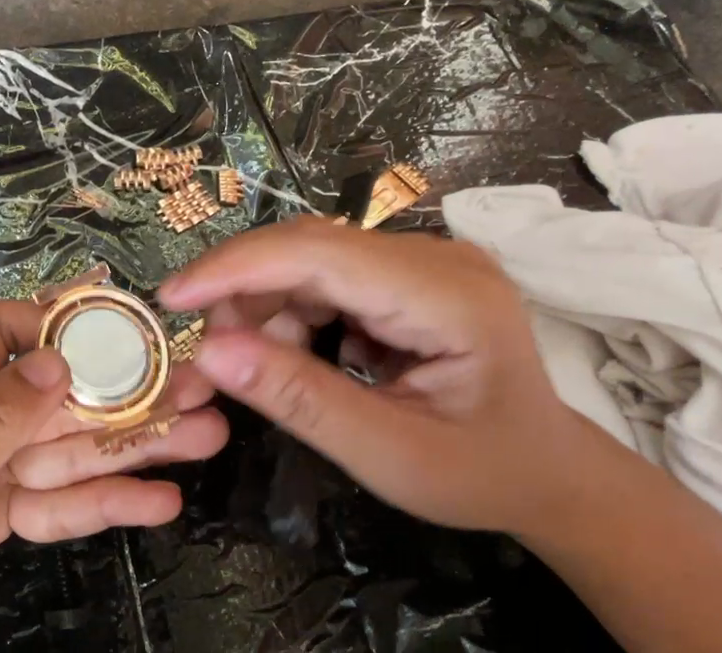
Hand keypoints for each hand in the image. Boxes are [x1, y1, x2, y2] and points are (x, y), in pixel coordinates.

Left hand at [0, 298, 226, 652]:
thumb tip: (51, 361)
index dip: (52, 326)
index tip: (119, 332)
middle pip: (44, 396)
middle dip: (117, 392)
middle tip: (193, 388)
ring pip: (62, 449)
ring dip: (129, 444)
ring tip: (201, 436)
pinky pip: (58, 502)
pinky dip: (106, 501)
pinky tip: (157, 499)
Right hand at [158, 217, 596, 537]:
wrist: (550, 474)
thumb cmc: (482, 474)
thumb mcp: (389, 456)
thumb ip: (299, 400)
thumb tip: (207, 353)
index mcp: (448, 297)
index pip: (320, 255)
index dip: (237, 267)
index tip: (171, 298)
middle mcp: (434, 256)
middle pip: (307, 246)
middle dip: (240, 288)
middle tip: (201, 343)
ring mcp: (419, 258)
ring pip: (305, 255)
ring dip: (259, 300)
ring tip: (245, 358)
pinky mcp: (401, 269)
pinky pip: (320, 271)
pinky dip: (284, 306)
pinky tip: (282, 348)